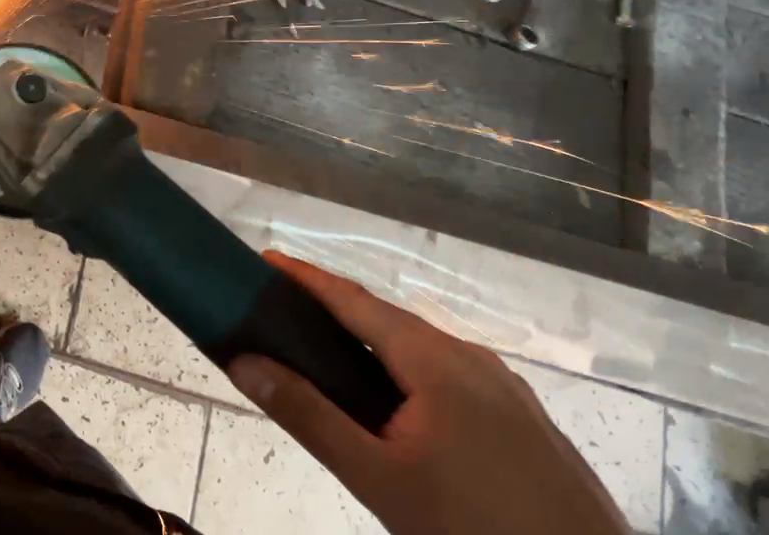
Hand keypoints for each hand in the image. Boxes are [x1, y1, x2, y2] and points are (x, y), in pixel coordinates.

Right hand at [226, 252, 625, 534]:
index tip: (263, 260)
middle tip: (281, 312)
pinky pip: (450, 376)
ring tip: (327, 356)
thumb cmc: (475, 528)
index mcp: (437, 361)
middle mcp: (474, 361)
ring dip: (370, 342)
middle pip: (388, 321)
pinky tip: (395, 406)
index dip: (306, 278)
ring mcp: (508, 392)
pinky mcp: (526, 423)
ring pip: (422, 350)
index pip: (355, 301)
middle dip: (332, 309)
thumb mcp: (377, 478)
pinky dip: (405, 370)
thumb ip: (307, 415)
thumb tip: (242, 361)